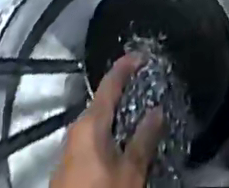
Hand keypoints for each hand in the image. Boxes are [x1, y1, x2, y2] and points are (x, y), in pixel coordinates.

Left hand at [49, 54, 165, 187]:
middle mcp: (77, 129)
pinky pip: (92, 139)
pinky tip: (124, 143)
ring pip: (98, 122)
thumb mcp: (130, 173)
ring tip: (140, 113)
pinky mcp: (71, 166)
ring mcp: (71, 148)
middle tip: (146, 86)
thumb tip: (157, 111)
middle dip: (123, 93)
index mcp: (90, 123)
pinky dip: (109, 134)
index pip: (109, 84)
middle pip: (103, 102)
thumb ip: (144, 140)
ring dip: (117, 116)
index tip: (142, 55)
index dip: (125, 67)